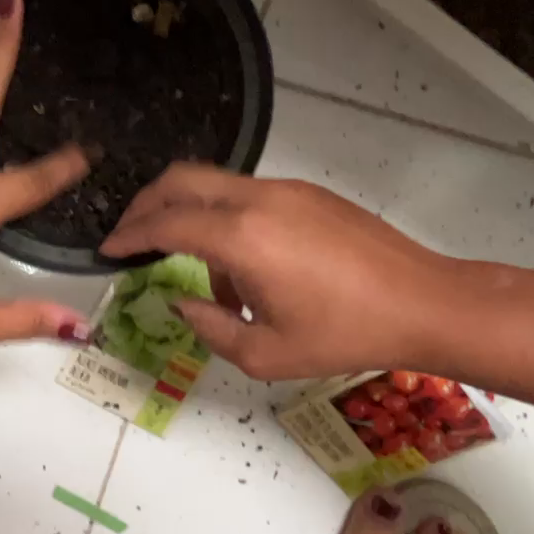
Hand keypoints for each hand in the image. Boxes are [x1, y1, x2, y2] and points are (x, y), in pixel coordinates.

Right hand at [99, 164, 461, 378]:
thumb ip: (209, 327)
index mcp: (241, 237)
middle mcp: (256, 199)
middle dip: (146, 204)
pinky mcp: (307, 192)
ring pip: (213, 184)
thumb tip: (184, 302)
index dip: (128, 235)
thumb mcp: (266, 354)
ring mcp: (284, 189)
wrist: (426, 303)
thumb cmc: (345, 334)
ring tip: (206, 277)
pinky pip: (246, 194)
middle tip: (130, 235)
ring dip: (190, 215)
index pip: (165, 224)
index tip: (107, 249)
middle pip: (180, 179)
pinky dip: (225, 218)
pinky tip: (245, 265)